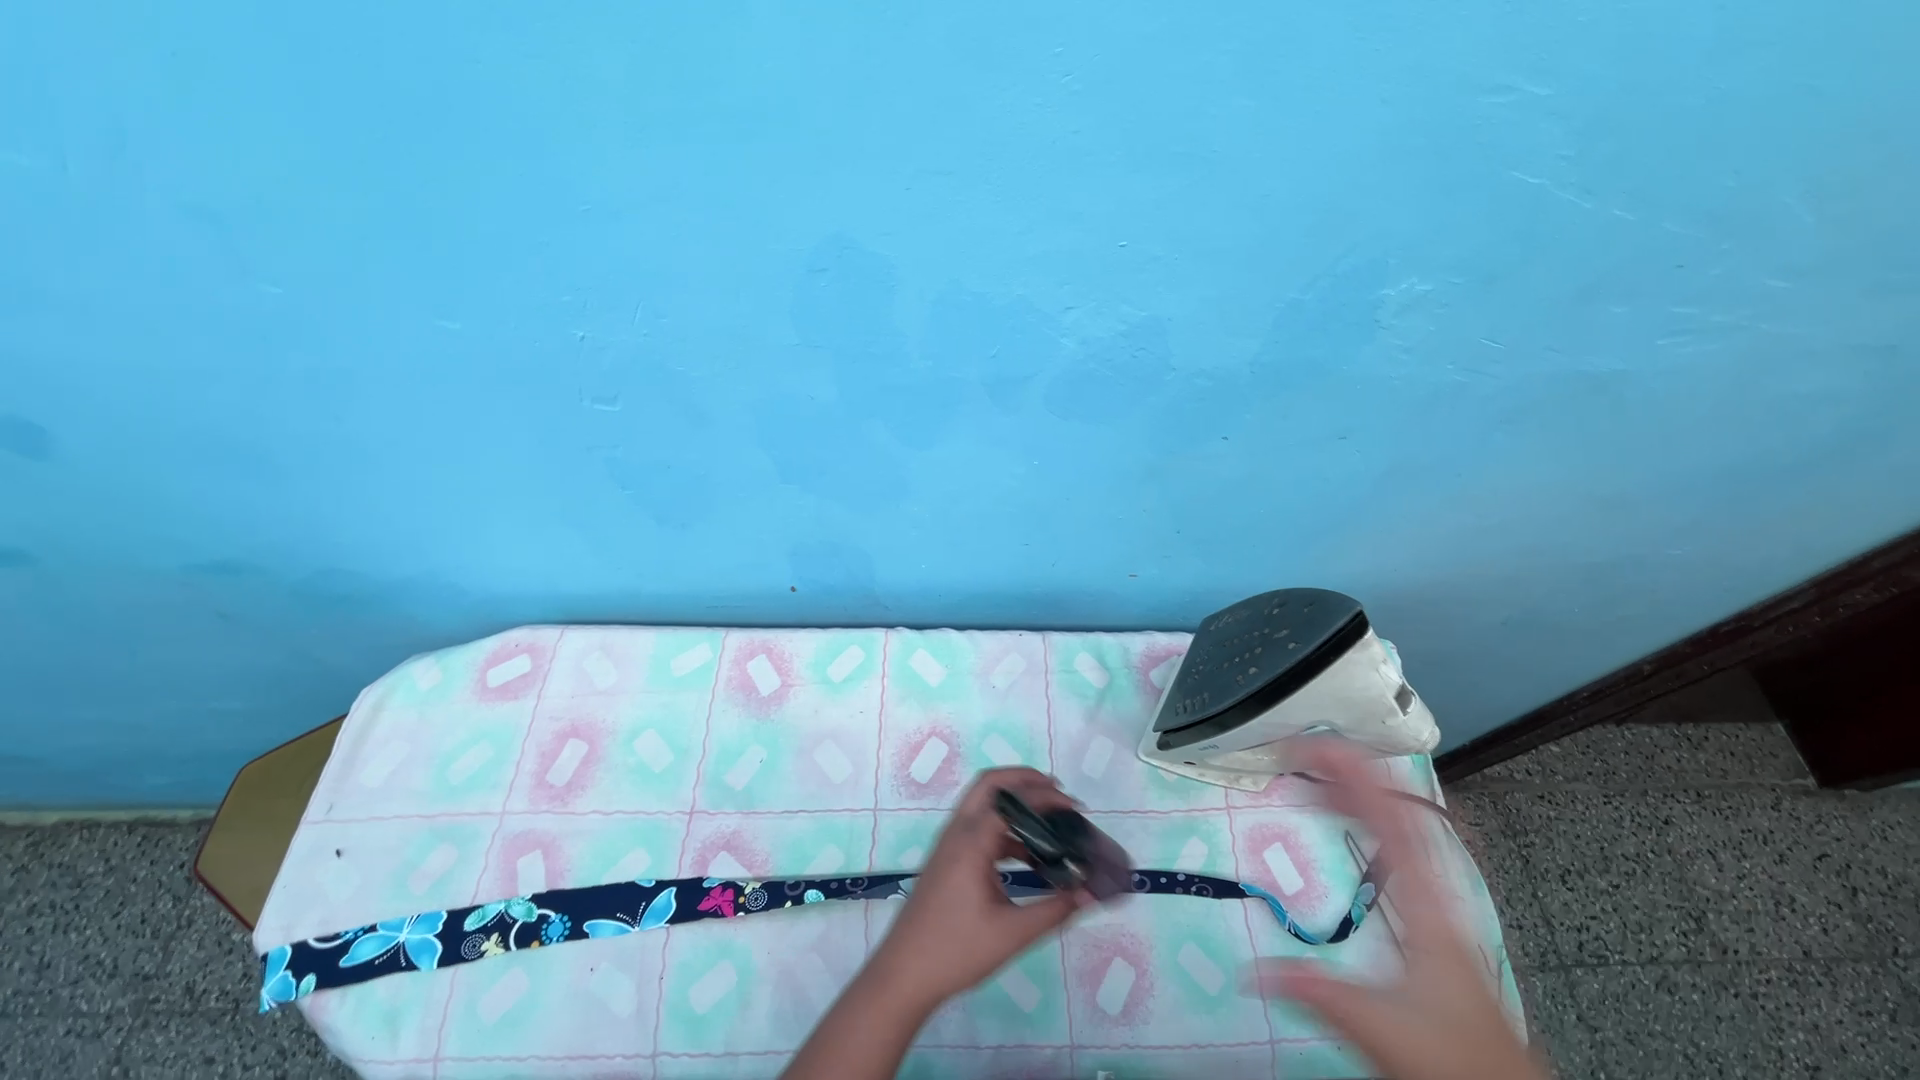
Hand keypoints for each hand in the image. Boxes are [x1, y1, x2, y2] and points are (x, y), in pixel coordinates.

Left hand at [865, 767, 1088, 1010]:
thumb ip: (1056, 910)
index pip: (1012, 800)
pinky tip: (1030, 857)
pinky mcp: (947, 860)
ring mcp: (948, 845)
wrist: (903, 974)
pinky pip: (979, 829)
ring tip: (1052, 824)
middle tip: (1059, 795)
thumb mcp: (1013, 934)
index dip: (1046, 797)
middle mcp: (957, 832)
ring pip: (983, 805)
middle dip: (1026, 781)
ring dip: (1016, 806)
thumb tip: (1091, 894)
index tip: (1077, 810)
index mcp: (971, 842)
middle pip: (990, 784)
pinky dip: (1006, 830)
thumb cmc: (956, 951)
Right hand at [1245, 741, 1548, 1079]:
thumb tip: (1256, 967)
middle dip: (1358, 772)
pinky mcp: (1433, 924)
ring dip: (1370, 794)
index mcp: (1427, 908)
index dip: (1356, 777)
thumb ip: (1322, 993)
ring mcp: (1438, 907)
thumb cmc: (1452, 1056)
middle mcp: (1437, 896)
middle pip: (1401, 814)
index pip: (1391, 823)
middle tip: (1312, 750)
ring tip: (1330, 771)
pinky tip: (1369, 825)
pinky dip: (1382, 824)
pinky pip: (1406, 854)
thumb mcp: (1382, 1027)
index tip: (1318, 747)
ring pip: (1407, 830)